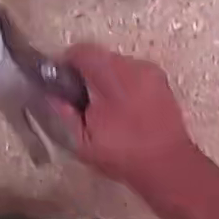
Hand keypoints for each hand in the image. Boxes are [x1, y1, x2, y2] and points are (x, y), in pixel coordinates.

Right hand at [50, 44, 200, 187]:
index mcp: (112, 76)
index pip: (81, 52)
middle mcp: (133, 66)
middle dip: (86, 73)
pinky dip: (123, 85)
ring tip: (102, 107)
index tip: (60, 85)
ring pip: (117, 64)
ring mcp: (151, 72)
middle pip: (100, 56)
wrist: (168, 167)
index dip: (66, 65)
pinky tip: (121, 110)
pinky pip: (134, 74)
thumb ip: (63, 112)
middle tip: (79, 101)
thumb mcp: (82, 140)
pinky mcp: (162, 82)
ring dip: (105, 78)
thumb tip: (50, 95)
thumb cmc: (122, 154)